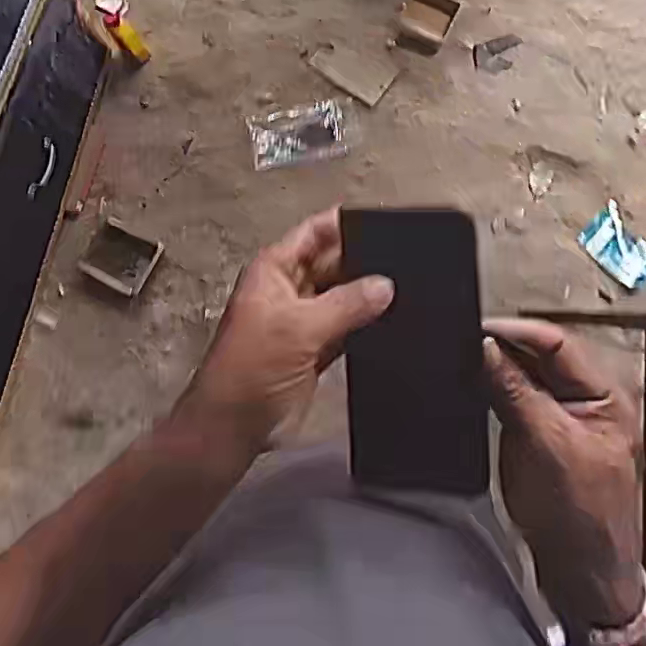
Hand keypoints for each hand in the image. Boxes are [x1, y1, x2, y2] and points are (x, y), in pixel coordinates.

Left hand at [172, 209, 393, 460]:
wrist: (234, 425)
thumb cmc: (254, 366)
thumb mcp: (299, 327)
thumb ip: (345, 304)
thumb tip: (386, 284)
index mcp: (275, 269)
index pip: (313, 233)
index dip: (343, 224)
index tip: (384, 220)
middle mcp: (290, 288)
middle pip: (332, 262)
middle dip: (363, 259)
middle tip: (409, 257)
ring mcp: (304, 319)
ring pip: (342, 295)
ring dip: (367, 294)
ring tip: (411, 285)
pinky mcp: (317, 348)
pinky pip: (347, 326)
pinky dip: (365, 323)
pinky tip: (394, 319)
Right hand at [481, 316, 645, 627]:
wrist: (576, 570)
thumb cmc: (582, 519)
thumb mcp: (545, 444)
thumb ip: (513, 389)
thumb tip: (484, 345)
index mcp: (606, 396)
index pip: (557, 342)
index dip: (517, 331)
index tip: (480, 328)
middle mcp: (584, 397)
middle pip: (537, 351)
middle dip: (503, 344)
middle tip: (467, 340)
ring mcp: (558, 411)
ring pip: (521, 368)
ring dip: (495, 362)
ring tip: (467, 358)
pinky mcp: (535, 424)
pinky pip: (510, 389)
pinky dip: (491, 382)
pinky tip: (474, 381)